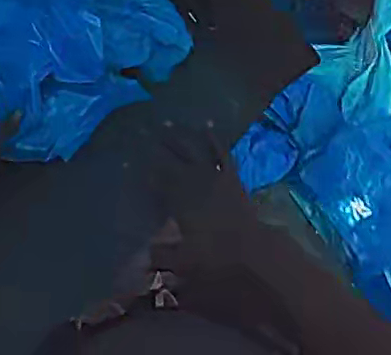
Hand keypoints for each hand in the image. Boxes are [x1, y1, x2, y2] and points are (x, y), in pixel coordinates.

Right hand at [149, 126, 261, 272]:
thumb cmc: (216, 261)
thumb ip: (161, 255)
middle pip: (173, 163)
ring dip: (180, 141)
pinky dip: (213, 141)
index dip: (148, 175)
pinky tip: (207, 129)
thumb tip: (145, 250)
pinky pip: (221, 153)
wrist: (254, 254)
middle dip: (160, 152)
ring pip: (193, 153)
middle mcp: (195, 183)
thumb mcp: (183, 264)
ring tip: (167, 126)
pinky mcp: (231, 177)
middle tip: (146, 137)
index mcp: (180, 202)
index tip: (135, 165)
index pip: (159, 183)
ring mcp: (214, 177)